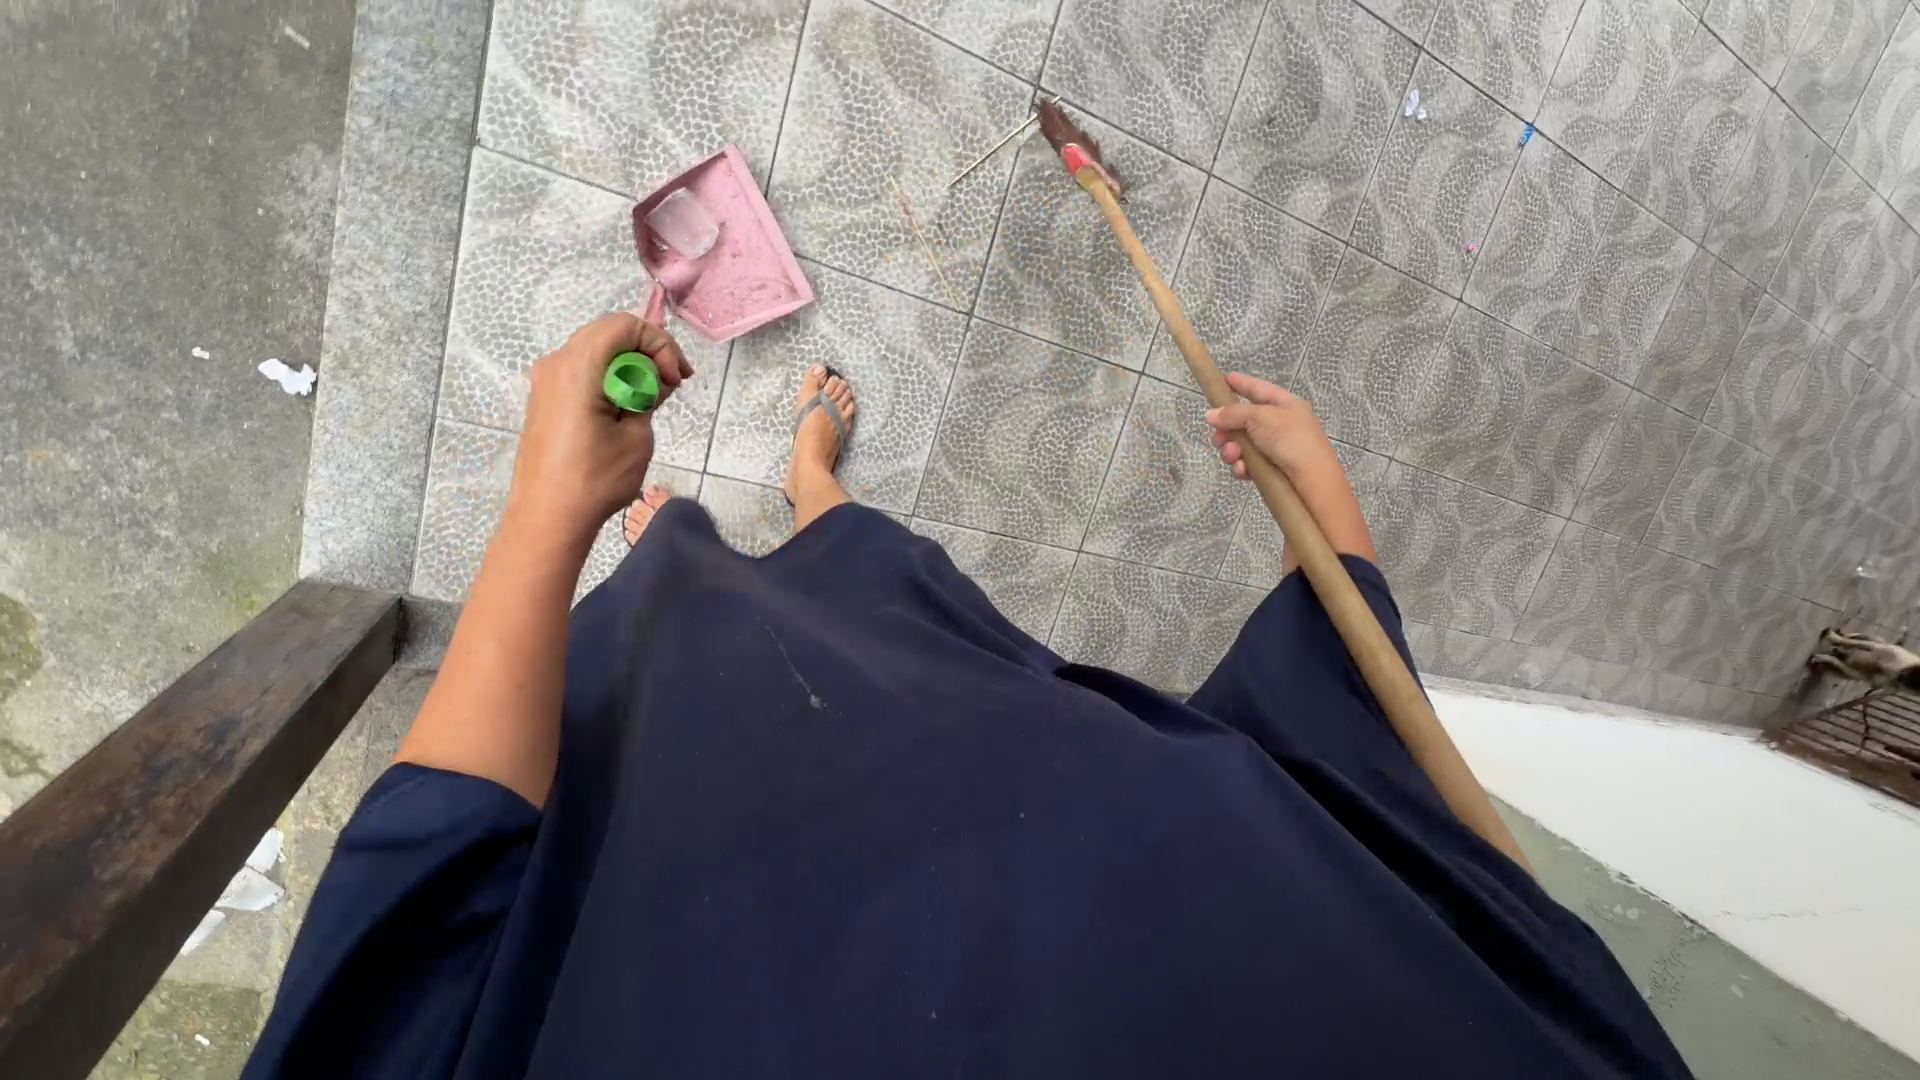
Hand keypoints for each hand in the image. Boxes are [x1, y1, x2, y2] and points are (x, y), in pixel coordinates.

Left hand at [504, 311, 692, 547]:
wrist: (549, 517)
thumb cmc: (596, 478)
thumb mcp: (637, 435)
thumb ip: (646, 395)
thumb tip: (649, 380)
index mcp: (577, 366)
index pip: (624, 326)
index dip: (659, 344)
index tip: (676, 379)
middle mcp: (556, 364)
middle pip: (609, 334)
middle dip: (648, 352)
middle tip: (673, 384)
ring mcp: (546, 382)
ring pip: (597, 353)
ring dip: (631, 367)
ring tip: (655, 398)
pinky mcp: (547, 400)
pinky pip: (584, 373)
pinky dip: (612, 379)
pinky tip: (629, 408)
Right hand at [1204, 372, 1337, 479]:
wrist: (1310, 479)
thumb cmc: (1290, 440)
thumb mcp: (1261, 418)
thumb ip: (1233, 413)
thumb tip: (1210, 414)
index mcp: (1286, 405)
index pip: (1260, 389)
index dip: (1242, 383)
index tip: (1224, 379)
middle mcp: (1280, 424)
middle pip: (1244, 421)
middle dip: (1228, 429)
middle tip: (1217, 437)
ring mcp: (1275, 448)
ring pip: (1242, 444)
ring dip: (1232, 450)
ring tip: (1232, 455)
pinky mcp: (1270, 469)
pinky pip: (1247, 463)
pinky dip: (1241, 466)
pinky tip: (1242, 470)